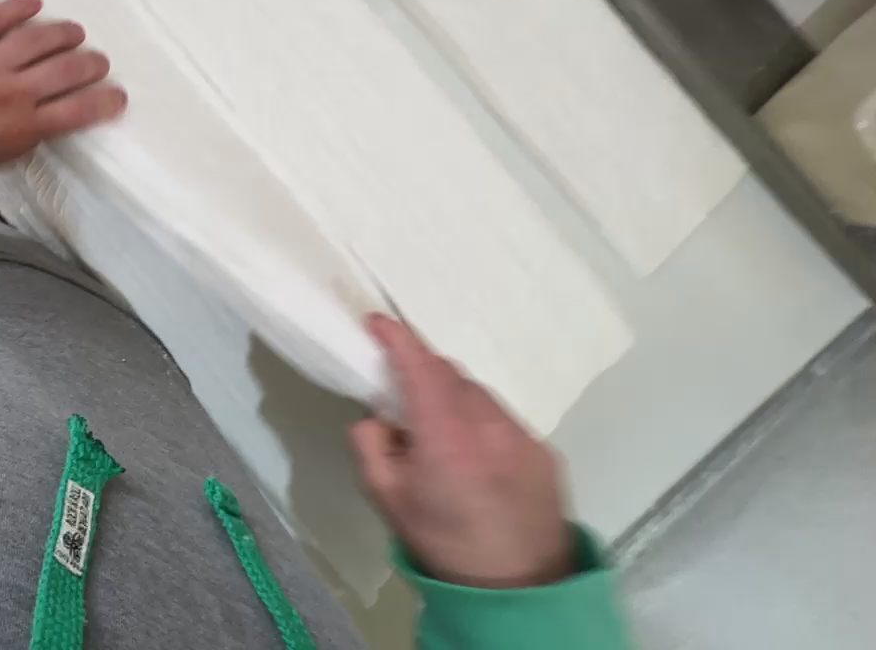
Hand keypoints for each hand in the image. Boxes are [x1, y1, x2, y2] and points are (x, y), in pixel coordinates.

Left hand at [0, 0, 126, 182]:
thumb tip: (36, 126)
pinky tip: (35, 2)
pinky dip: (18, 7)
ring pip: (38, 39)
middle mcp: (13, 91)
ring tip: (75, 32)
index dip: (104, 102)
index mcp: (22, 127)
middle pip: (66, 70)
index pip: (77, 112)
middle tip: (98, 62)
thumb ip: (17, 142)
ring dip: (63, 33)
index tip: (119, 96)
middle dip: (90, 64)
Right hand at [350, 315, 575, 589]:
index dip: (397, 338)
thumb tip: (379, 415)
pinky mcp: (546, 453)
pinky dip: (476, 416)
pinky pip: (500, 416)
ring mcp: (523, 439)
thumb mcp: (383, 493)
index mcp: (446, 438)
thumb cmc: (441, 540)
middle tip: (398, 386)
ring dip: (450, 392)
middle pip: (449, 373)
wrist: (520, 592)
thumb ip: (368, 440)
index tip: (376, 322)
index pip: (420, 368)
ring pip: (476, 392)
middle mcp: (489, 428)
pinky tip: (470, 447)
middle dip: (420, 367)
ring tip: (436, 422)